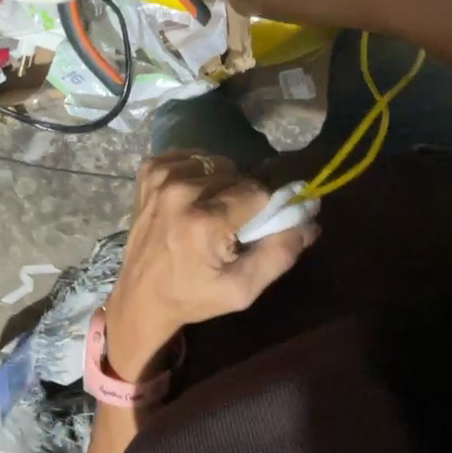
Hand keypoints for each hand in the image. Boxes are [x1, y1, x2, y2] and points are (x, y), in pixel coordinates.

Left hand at [102, 151, 315, 379]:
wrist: (141, 295)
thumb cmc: (194, 296)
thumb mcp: (242, 289)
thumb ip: (279, 253)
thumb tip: (310, 221)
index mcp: (203, 221)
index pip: (256, 192)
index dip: (262, 209)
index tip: (253, 228)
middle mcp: (180, 191)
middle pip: (235, 174)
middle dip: (240, 196)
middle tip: (229, 225)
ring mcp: (160, 177)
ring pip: (214, 163)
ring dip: (219, 183)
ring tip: (208, 211)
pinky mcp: (148, 170)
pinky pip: (189, 156)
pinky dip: (196, 172)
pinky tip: (191, 197)